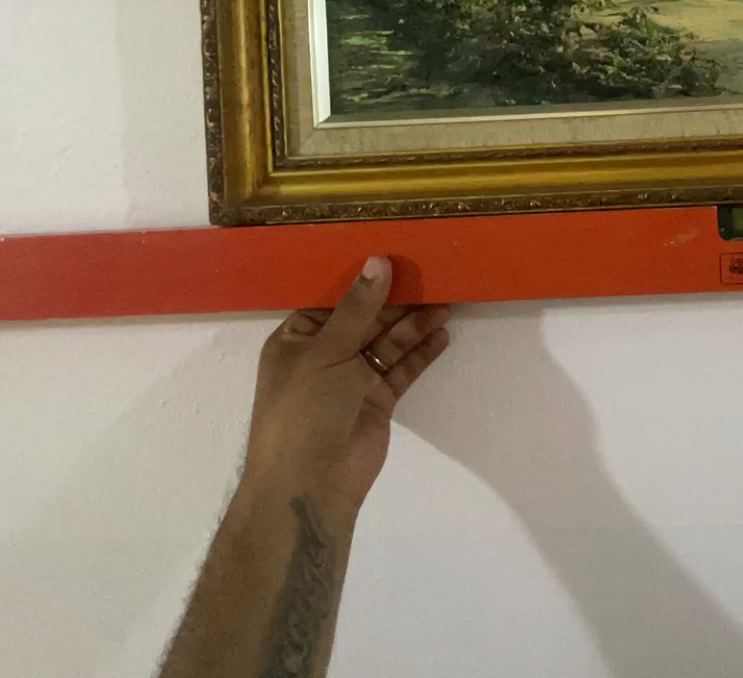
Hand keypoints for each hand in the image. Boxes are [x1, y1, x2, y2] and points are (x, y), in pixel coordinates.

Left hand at [241, 256, 452, 523]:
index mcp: (297, 339)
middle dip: (397, 303)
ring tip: (445, 306)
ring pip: (388, 343)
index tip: (397, 259)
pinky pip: (401, 368)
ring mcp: (352, 379)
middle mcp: (324, 355)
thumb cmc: (304, 409)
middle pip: (367, 320)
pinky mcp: (377, 400)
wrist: (310, 484)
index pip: (335, 302)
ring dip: (414, 325)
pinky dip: (420, 353)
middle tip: (432, 279)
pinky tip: (441, 335)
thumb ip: (359, 307)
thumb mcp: (327, 351)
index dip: (365, 283)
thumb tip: (378, 261)